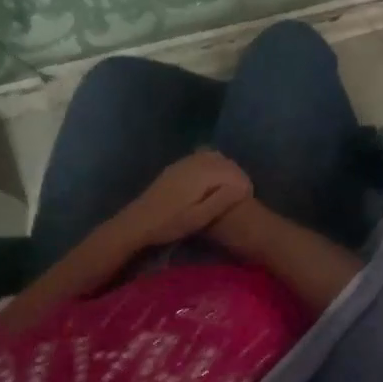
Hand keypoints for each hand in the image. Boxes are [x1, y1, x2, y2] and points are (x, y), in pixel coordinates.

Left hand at [112, 150, 251, 246]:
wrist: (136, 222)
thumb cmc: (169, 224)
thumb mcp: (198, 218)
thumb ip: (222, 200)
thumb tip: (242, 187)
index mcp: (203, 173)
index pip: (234, 172)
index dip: (244, 186)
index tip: (246, 201)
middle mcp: (196, 161)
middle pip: (227, 162)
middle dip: (237, 177)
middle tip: (238, 197)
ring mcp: (185, 161)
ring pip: (216, 157)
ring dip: (226, 170)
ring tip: (227, 190)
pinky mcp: (178, 165)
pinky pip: (203, 157)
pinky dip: (214, 165)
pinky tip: (211, 182)